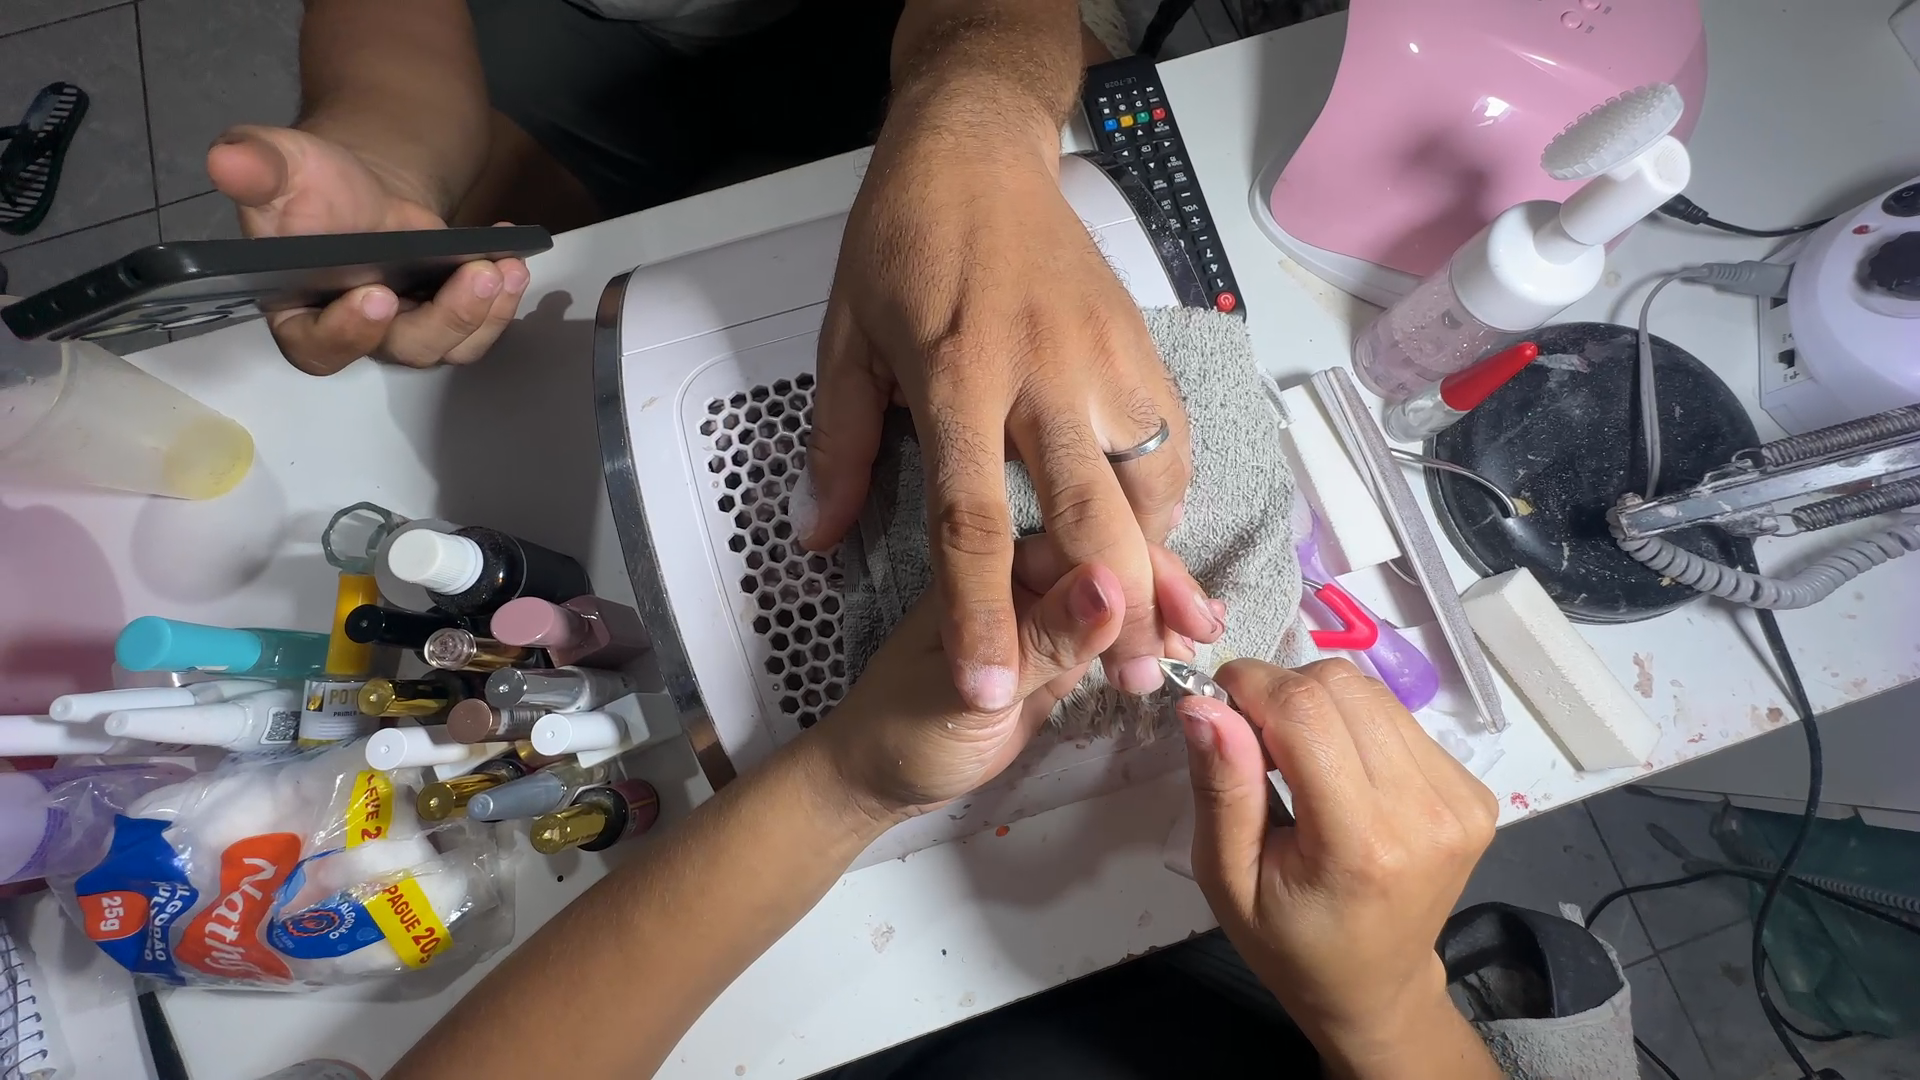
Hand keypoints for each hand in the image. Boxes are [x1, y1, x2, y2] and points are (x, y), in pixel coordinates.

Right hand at [206, 125, 529, 375]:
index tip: (375, 295)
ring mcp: (411, 331)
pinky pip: (484, 327)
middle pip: (408, 349)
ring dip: (489, 312)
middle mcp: (360, 333)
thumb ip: (256, 168)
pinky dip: (506, 299)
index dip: (348, 333)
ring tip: (505, 267)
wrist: (365, 187)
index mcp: (298, 309)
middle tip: (478, 274)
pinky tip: (512, 258)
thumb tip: (230, 162)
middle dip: (449, 316)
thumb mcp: (280, 162)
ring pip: (456, 346)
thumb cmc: (313, 183)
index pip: (318, 345)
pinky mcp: (451, 322)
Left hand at [803, 104, 1192, 712]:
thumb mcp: (845, 341)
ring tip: (1162, 630)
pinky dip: (1166, 502)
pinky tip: (1157, 538)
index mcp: (956, 381)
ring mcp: (1102, 362)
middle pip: (1088, 520)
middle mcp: (1041, 379)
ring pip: (1148, 486)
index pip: (970, 525)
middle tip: (1131, 685)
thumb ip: (841, 447)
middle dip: (1114, 614)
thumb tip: (816, 538)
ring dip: (1157, 563)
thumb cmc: (902, 244)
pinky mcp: (1138, 346)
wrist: (976, 151)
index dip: (980, 618)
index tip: (990, 692)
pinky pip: (1165, 443)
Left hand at [821, 540, 1221, 822]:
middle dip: (1160, 587)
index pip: (1075, 543)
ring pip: (1114, 595)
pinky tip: (1178, 644)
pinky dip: (1143, 638)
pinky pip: (1107, 633)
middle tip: (1204, 626)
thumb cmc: (904, 729)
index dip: (1135, 572)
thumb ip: (1039, 640)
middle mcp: (1020, 575)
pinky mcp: (1053, 648)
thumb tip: (1111, 586)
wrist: (882, 776)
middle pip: (1105, 559)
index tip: (1181, 612)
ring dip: (1159, 610)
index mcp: (990, 562)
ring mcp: (1041, 611)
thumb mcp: (970, 689)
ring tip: (1204, 635)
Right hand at [1181, 660, 1499, 1077]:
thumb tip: (1203, 704)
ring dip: (1312, 701)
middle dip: (1277, 690)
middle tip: (1250, 736)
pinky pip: (1391, 711)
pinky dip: (1346, 719)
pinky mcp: (1471, 788)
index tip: (1217, 706)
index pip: (1304, 710)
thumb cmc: (1288, 939)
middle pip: (1337, 685)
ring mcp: (1458, 796)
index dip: (1249, 686)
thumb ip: (1220, 787)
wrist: (1375, 986)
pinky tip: (1333, 762)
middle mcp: (1425, 810)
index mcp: (1361, 841)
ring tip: (1290, 752)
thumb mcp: (1225, 875)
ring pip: (1365, 688)